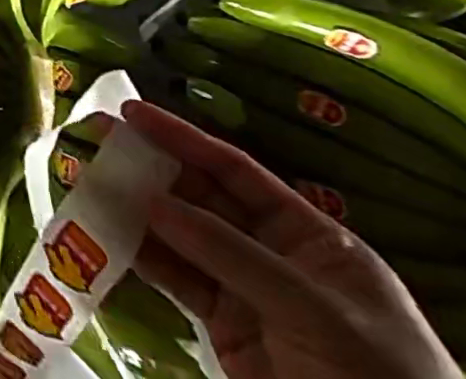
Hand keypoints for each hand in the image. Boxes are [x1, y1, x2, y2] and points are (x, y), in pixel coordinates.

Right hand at [124, 101, 458, 378]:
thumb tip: (155, 203)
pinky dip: (142, 262)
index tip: (133, 113)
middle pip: (200, 198)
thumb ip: (233, 254)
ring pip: (180, 239)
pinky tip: (108, 241)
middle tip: (96, 142)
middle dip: (149, 169)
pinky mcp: (223, 331)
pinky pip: (177, 284)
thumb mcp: (315, 311)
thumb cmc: (377, 378)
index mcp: (309, 234)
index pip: (235, 171)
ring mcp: (245, 292)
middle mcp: (272, 252)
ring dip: (136, 212)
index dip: (182, 138)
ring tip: (88, 184)